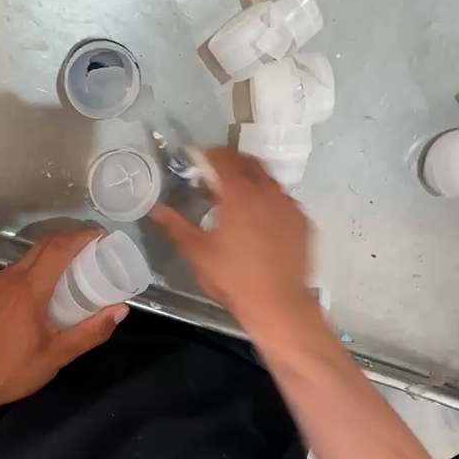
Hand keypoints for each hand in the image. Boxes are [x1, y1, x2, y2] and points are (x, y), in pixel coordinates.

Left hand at [0, 227, 126, 414]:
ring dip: (43, 264)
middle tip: (88, 252)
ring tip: (60, 281)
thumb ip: (92, 331)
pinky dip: (21, 280)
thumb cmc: (13, 372)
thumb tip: (122, 310)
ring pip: (21, 264)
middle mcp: (6, 278)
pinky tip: (26, 302)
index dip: (82, 236)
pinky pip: (3, 278)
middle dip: (67, 243)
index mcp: (29, 289)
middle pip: (41, 247)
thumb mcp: (58, 355)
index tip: (100, 236)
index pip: (60, 247)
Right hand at [151, 147, 316, 337]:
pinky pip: (284, 201)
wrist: (278, 303)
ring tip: (238, 200)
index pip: (225, 158)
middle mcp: (268, 192)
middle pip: (250, 162)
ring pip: (270, 181)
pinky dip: (270, 202)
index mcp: (240, 194)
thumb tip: (155, 209)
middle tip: (216, 176)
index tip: (200, 159)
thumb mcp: (197, 252)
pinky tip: (261, 221)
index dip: (210, 154)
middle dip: (232, 163)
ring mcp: (290, 206)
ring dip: (252, 182)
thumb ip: (175, 226)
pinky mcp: (303, 222)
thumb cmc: (233, 278)